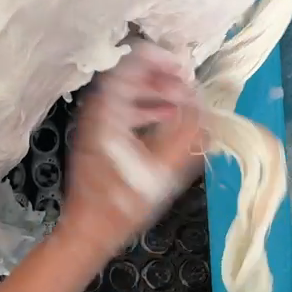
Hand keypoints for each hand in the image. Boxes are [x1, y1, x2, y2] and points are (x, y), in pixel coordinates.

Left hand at [59, 44, 205, 261]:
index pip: (131, 66)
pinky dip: (147, 112)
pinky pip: (124, 113)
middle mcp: (98, 112)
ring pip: (128, 96)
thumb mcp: (162, 172)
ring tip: (183, 104)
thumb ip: (186, 137)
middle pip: (130, 78)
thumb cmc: (122, 204)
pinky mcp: (99, 141)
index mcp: (108, 111)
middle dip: (162, 77)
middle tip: (188, 85)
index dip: (160, 59)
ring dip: (157, 94)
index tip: (184, 67)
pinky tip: (166, 123)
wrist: (88, 232)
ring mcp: (96, 126)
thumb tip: (204, 110)